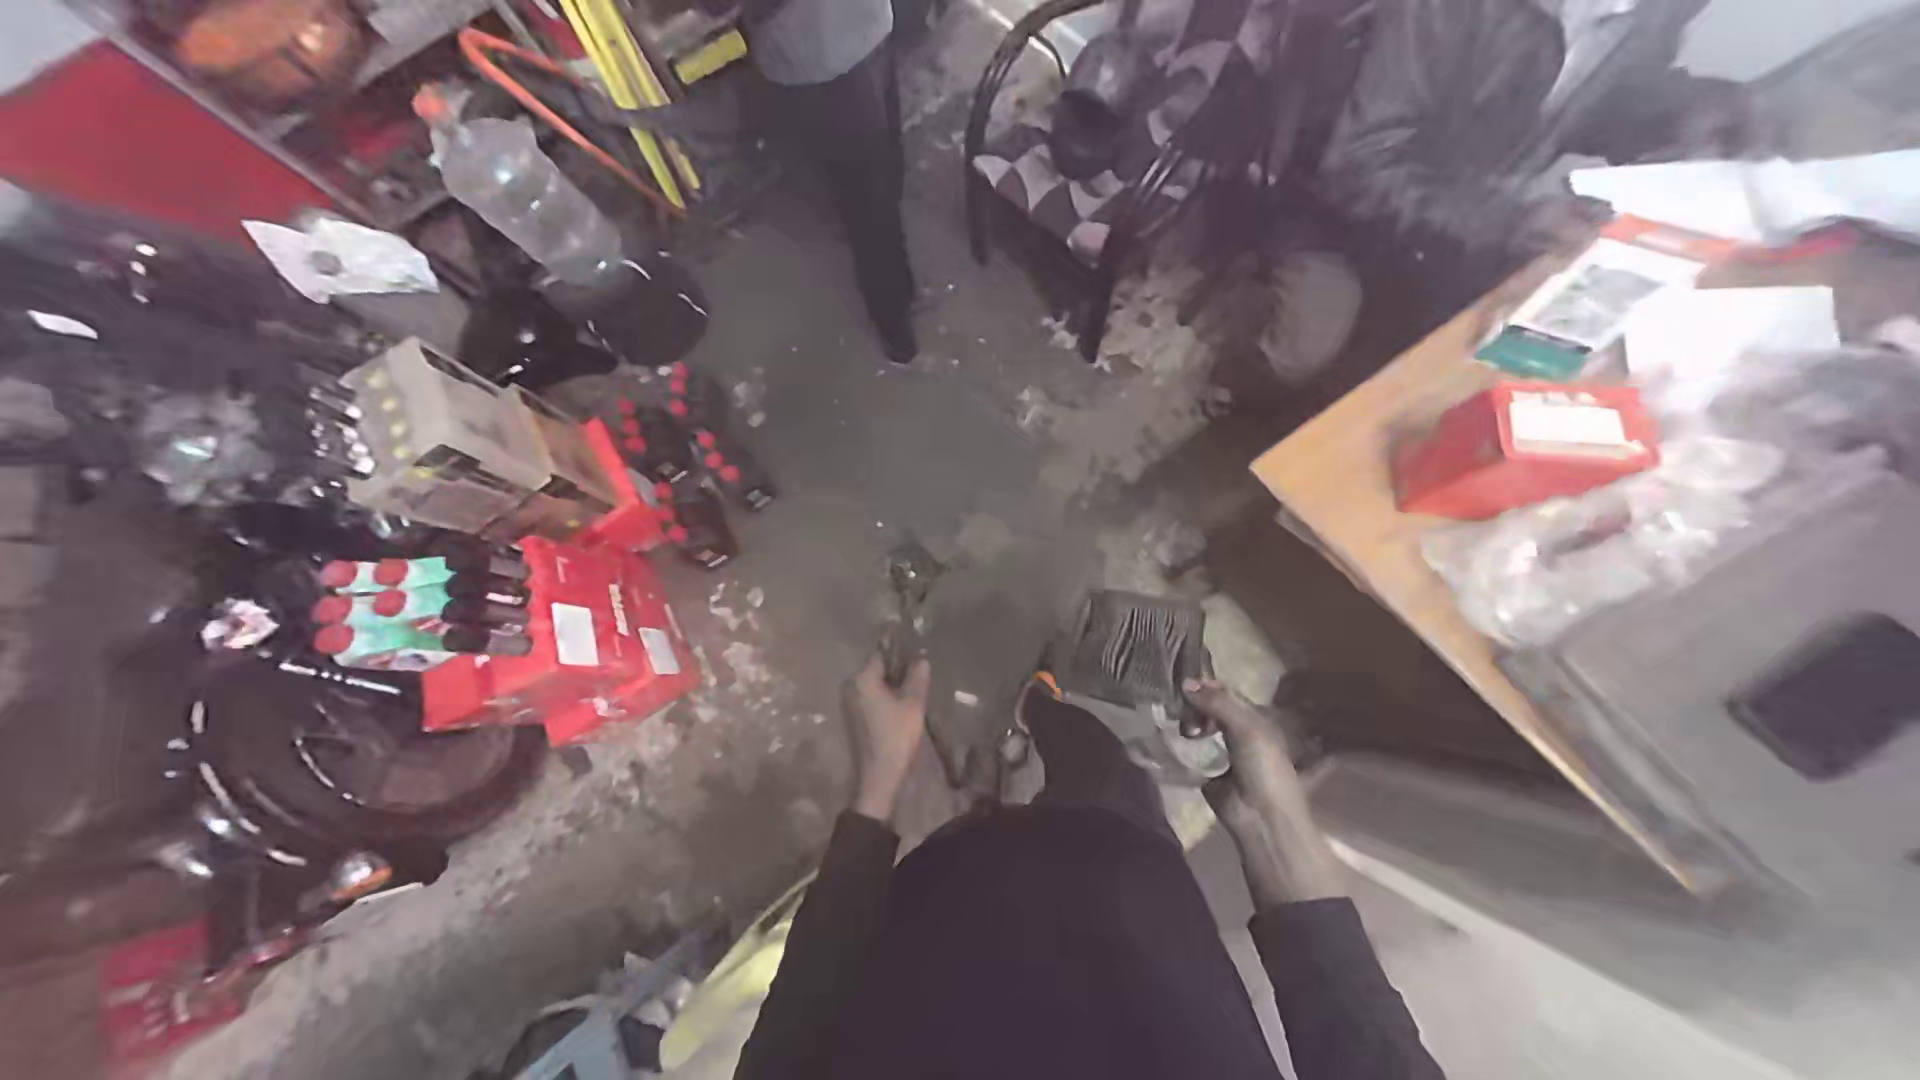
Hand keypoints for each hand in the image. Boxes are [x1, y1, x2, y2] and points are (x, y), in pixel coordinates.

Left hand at [846, 653, 930, 823]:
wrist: (877, 778)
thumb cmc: (896, 736)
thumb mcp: (913, 704)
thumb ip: (917, 676)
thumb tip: (921, 658)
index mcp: (862, 678)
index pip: (881, 652)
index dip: (900, 651)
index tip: (918, 652)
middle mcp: (850, 686)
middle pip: (877, 668)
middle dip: (898, 669)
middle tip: (921, 674)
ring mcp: (849, 703)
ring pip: (875, 684)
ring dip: (893, 684)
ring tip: (915, 689)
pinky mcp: (853, 717)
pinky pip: (871, 697)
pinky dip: (885, 697)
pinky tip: (902, 706)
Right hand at [1185, 679, 1344, 906]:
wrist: (1261, 817)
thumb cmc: (1264, 768)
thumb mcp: (1247, 728)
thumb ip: (1218, 703)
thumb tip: (1185, 683)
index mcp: (1256, 719)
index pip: (1228, 693)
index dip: (1208, 686)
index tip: (1184, 684)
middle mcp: (1239, 731)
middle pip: (1211, 708)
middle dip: (1195, 704)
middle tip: (1181, 709)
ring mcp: (1223, 751)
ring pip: (1201, 726)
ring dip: (1189, 721)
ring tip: (1182, 728)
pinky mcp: (1208, 770)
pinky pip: (1192, 750)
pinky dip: (1183, 742)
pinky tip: (1175, 738)